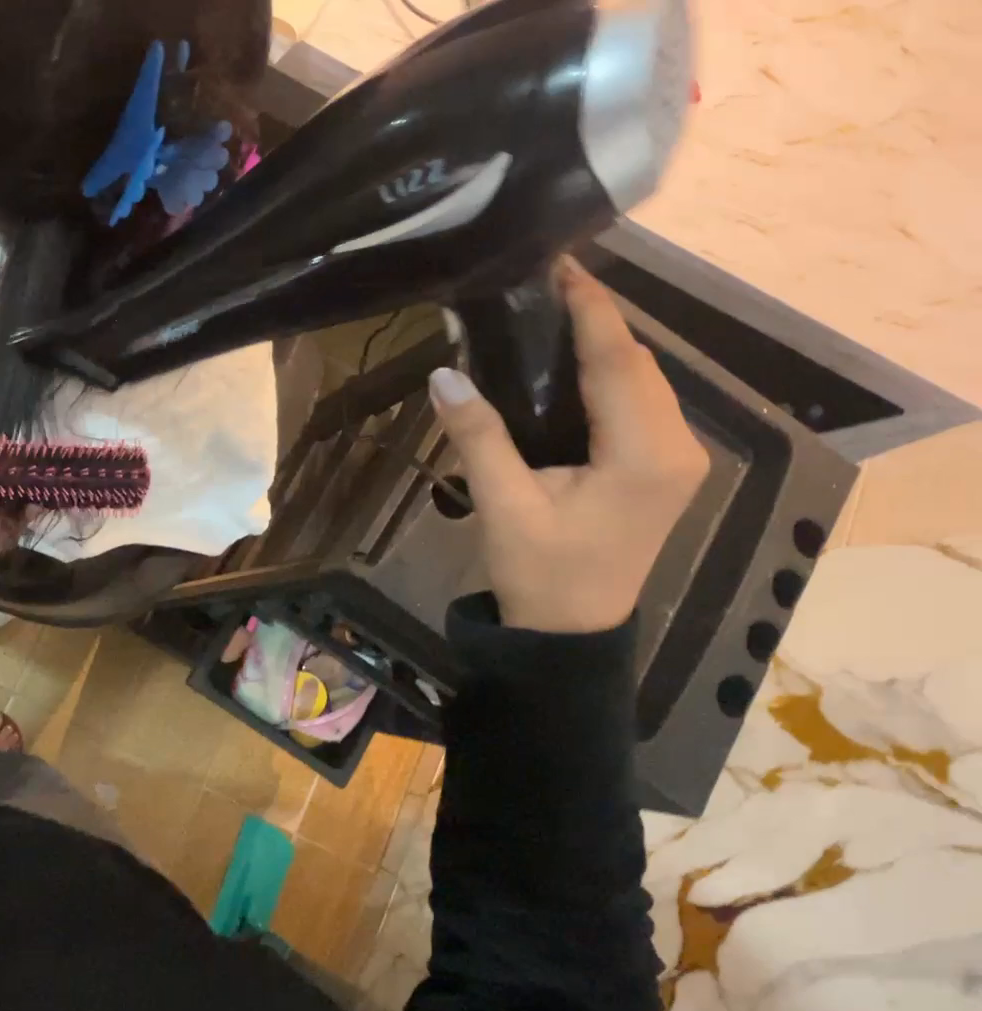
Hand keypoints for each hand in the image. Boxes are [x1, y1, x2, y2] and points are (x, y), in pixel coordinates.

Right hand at [430, 258, 709, 633]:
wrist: (571, 633)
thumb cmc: (539, 574)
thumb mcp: (503, 506)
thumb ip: (478, 436)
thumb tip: (444, 373)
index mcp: (644, 455)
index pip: (619, 361)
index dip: (591, 309)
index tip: (560, 265)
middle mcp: (677, 446)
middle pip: (640, 364)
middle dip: (597, 320)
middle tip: (543, 284)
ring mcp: (677, 459)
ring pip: (645, 380)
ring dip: (604, 345)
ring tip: (552, 313)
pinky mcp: (664, 469)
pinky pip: (641, 404)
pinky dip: (608, 375)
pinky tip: (570, 364)